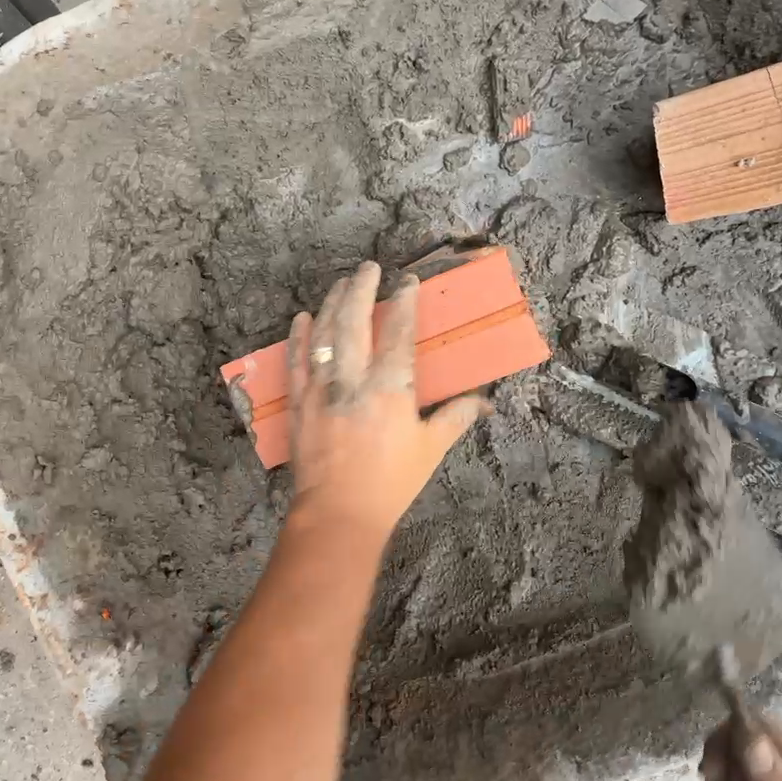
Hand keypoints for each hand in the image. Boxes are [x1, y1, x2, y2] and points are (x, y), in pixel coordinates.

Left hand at [284, 261, 489, 553]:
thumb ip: (456, 417)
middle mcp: (353, 380)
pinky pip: (296, 362)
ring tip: (340, 284)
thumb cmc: (391, 483)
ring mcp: (321, 390)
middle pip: (354, 321)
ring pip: (323, 334)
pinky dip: (298, 336)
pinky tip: (301, 317)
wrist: (340, 513)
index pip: (398, 332)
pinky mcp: (299, 404)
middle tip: (368, 268)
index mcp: (390, 389)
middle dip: (361, 288)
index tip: (407, 282)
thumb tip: (485, 403)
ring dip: (331, 304)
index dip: (404, 302)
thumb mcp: (430, 449)